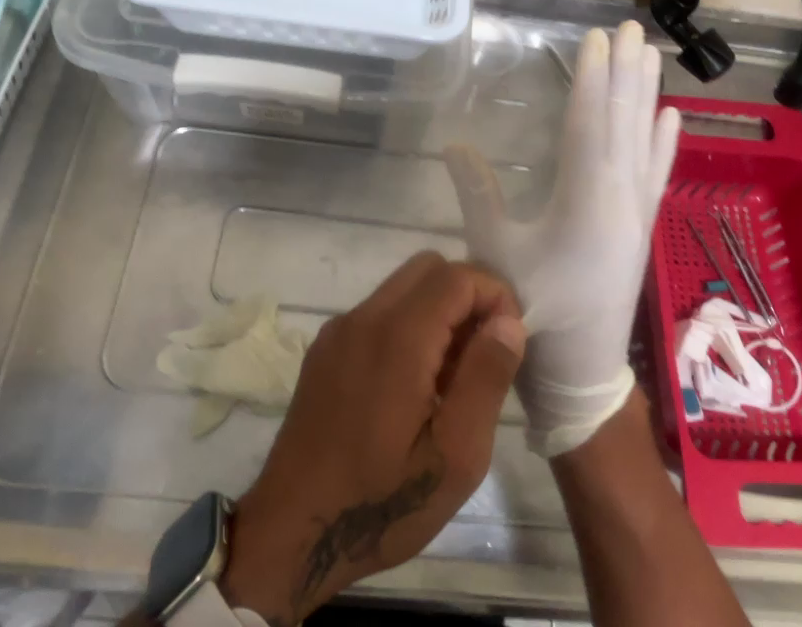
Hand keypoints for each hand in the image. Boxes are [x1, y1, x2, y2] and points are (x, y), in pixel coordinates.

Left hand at [218, 252, 525, 624]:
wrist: (292, 532)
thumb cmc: (384, 500)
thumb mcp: (457, 454)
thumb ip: (486, 377)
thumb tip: (508, 322)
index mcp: (397, 337)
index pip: (458, 276)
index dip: (496, 297)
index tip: (509, 344)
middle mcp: (362, 319)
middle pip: (428, 269)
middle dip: (468, 297)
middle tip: (484, 356)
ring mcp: (337, 333)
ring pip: (402, 288)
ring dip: (438, 311)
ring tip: (452, 379)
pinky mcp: (324, 352)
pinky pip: (378, 314)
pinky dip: (409, 326)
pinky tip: (415, 387)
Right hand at [445, 21, 679, 456]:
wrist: (580, 371)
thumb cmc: (532, 311)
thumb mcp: (495, 253)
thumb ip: (477, 196)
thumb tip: (454, 143)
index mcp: (585, 199)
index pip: (589, 124)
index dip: (591, 79)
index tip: (596, 39)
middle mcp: (620, 196)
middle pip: (624, 122)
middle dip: (626, 73)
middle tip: (631, 28)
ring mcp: (636, 211)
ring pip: (645, 141)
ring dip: (646, 95)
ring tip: (651, 56)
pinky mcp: (641, 227)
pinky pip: (657, 173)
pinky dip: (664, 143)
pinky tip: (670, 118)